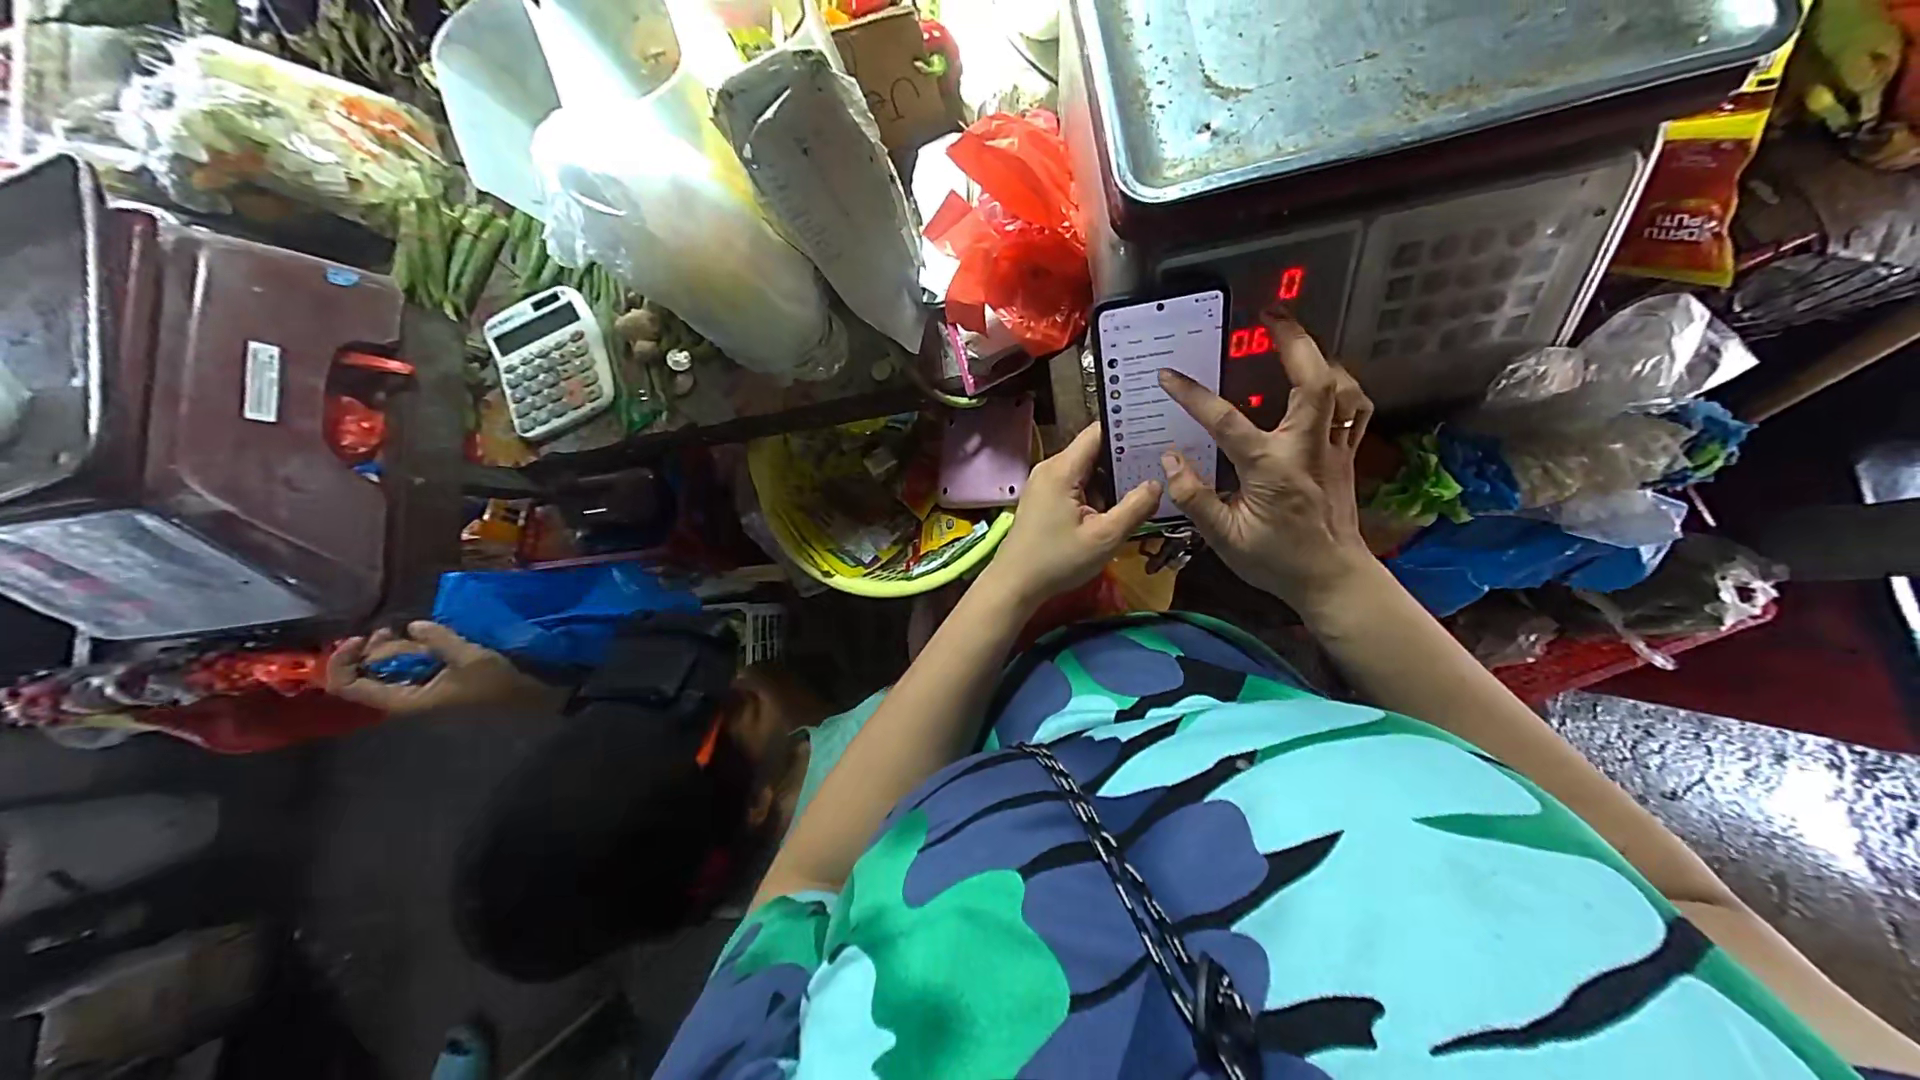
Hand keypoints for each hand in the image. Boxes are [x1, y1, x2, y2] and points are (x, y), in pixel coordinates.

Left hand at [325, 621, 560, 715]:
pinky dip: (411, 652)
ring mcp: (419, 691)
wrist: (527, 695)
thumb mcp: (469, 658)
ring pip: (388, 669)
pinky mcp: (435, 684)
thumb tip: (412, 626)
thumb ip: (438, 640)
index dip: (343, 661)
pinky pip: (408, 667)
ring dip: (394, 648)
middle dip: (373, 649)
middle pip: (366, 673)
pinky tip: (427, 640)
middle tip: (390, 628)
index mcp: (404, 699)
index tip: (362, 637)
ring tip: (413, 631)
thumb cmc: (496, 682)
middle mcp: (404, 698)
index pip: (348, 685)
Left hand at [978, 422, 1161, 610]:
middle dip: (1125, 457)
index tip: (1157, 433)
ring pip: (1087, 470)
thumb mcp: (1105, 537)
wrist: (1015, 585)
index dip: (1127, 429)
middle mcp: (1051, 468)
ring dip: (1112, 480)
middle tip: (1160, 462)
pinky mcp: (1045, 499)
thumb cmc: (1057, 561)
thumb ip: (1135, 507)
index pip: (1099, 431)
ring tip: (1146, 484)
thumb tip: (1157, 483)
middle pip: (1094, 450)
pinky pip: (1077, 485)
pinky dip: (1097, 493)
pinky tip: (1118, 506)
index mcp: (1062, 469)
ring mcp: (1045, 483)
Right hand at [1158, 309, 1379, 614]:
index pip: (1225, 420)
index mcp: (1270, 467)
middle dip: (1294, 340)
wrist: (1332, 579)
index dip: (1193, 395)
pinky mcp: (1348, 457)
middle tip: (1271, 316)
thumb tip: (1171, 460)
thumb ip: (1194, 496)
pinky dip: (1343, 389)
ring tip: (1297, 346)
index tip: (1169, 377)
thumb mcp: (1224, 537)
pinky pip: (1354, 411)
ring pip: (1343, 389)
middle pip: (1314, 380)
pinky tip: (1326, 385)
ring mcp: (1334, 450)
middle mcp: (1306, 449)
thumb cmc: (1276, 561)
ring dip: (1322, 360)